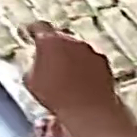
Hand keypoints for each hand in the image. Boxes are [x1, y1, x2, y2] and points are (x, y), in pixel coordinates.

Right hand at [23, 22, 131, 136]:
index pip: (40, 28)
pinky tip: (79, 75)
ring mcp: (93, 52)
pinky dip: (84, 65)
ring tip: (63, 68)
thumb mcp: (31, 78)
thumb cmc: (56, 95)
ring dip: (72, 54)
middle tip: (48, 52)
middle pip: (62, 37)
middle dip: (55, 44)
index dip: (34, 29)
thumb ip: (37, 64)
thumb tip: (42, 65)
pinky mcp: (106, 65)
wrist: (89, 108)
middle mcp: (75, 43)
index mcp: (51, 41)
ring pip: (78, 49)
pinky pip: (91, 60)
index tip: (31, 30)